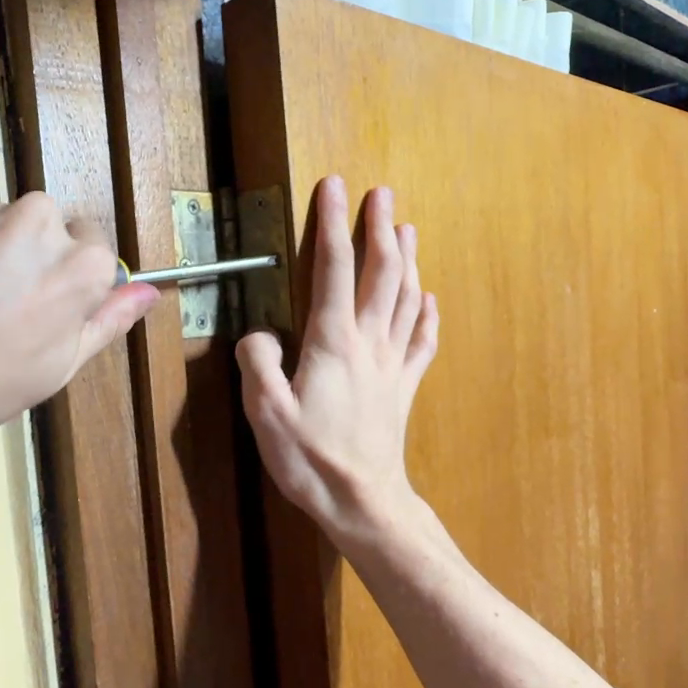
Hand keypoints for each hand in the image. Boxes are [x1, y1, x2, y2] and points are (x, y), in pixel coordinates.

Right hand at [237, 178, 438, 549]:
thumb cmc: (312, 460)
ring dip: (407, 260)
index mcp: (333, 343)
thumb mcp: (265, 413)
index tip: (336, 186)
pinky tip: (430, 300)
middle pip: (381, 273)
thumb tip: (259, 335)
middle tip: (382, 194)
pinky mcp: (403, 388)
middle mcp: (369, 344)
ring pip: (407, 299)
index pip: (333, 269)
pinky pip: (422, 342)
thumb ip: (258, 364)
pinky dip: (427, 315)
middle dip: (380, 229)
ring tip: (406, 229)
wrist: (364, 501)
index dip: (333, 224)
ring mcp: (392, 365)